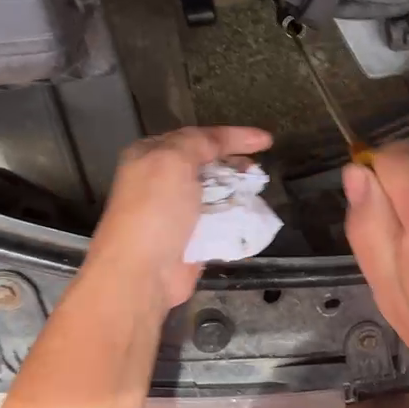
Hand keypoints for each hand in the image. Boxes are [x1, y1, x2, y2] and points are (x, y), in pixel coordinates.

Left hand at [86, 126, 272, 307]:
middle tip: (259, 169)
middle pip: (207, 164)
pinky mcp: (191, 238)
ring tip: (259, 190)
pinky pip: (220, 221)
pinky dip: (237, 216)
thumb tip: (222, 141)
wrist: (143, 271)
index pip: (198, 137)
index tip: (265, 140)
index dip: (233, 136)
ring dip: (239, 190)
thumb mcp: (173, 160)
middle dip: (235, 164)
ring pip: (216, 193)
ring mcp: (177, 211)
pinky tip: (253, 214)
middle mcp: (161, 180)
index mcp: (151, 155)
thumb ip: (199, 142)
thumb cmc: (155, 210)